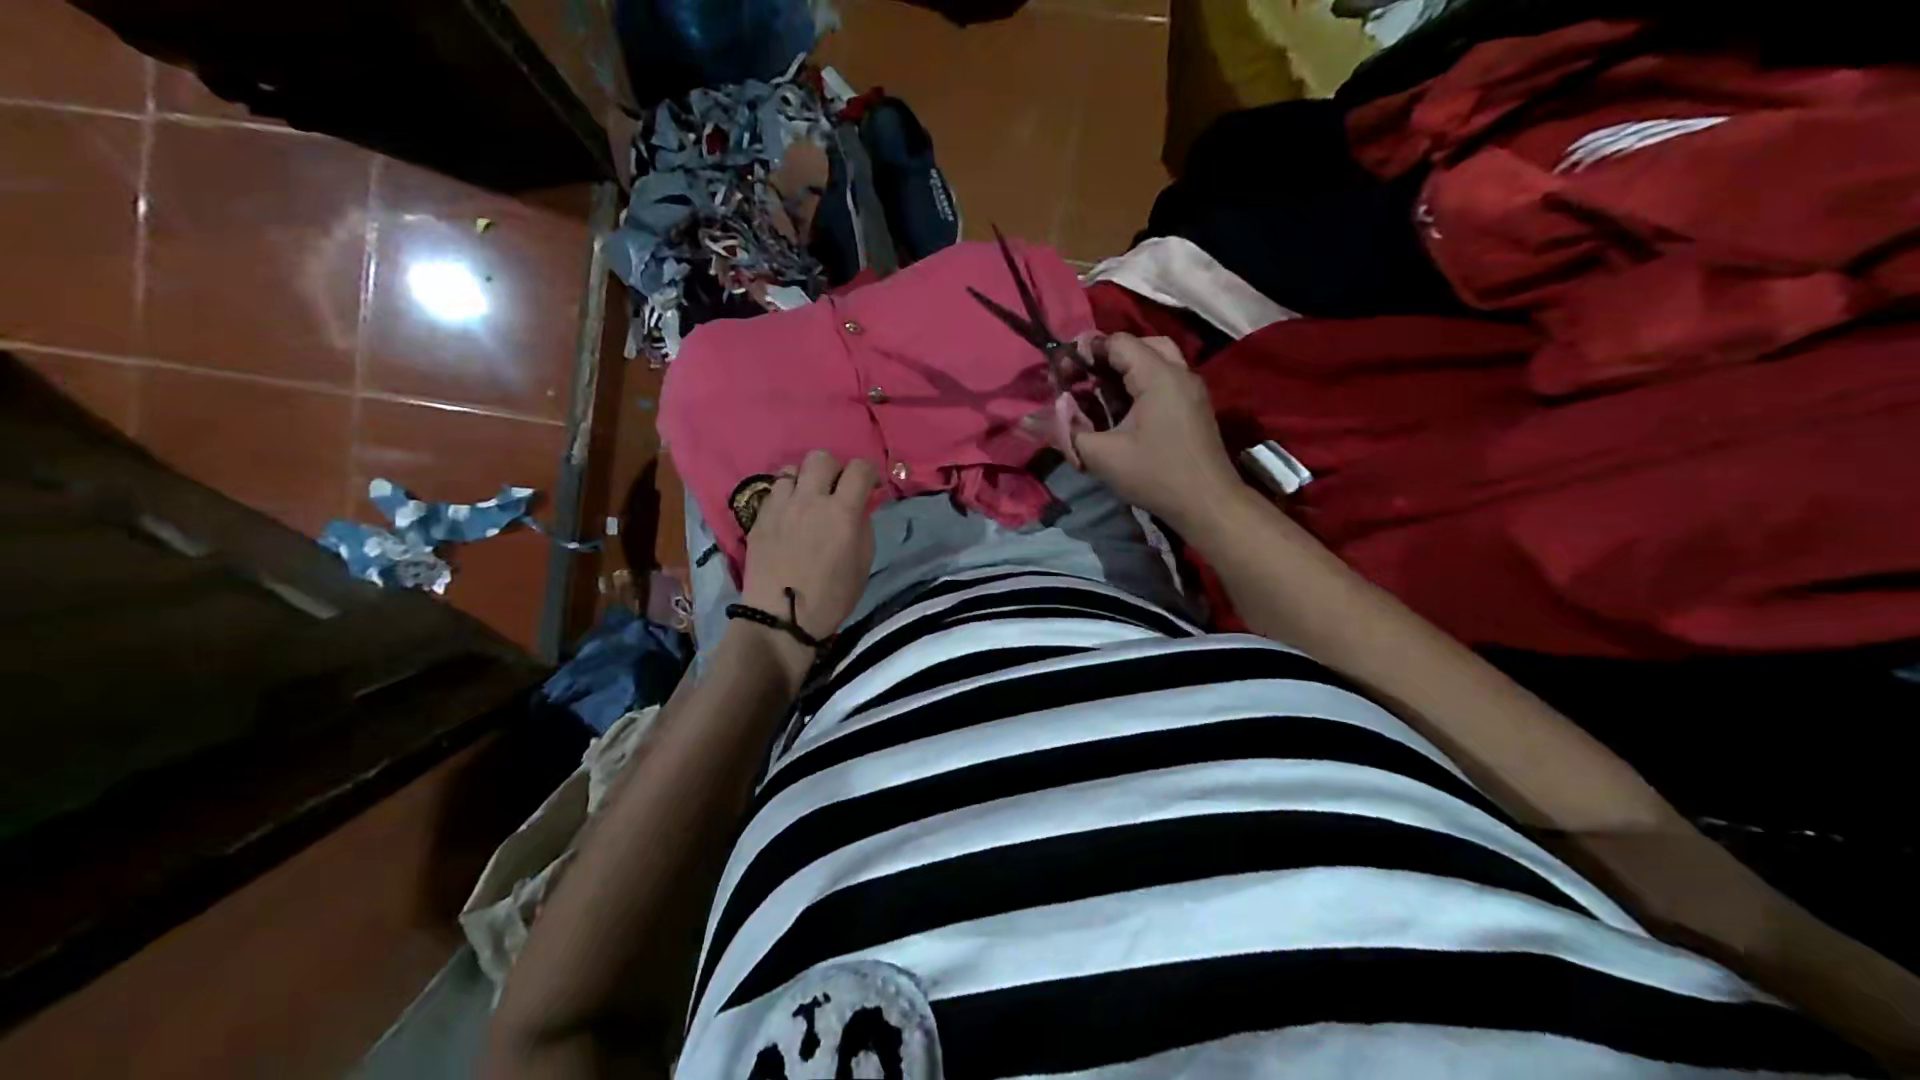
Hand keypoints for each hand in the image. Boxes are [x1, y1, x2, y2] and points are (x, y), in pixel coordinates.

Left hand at [740, 450, 877, 665]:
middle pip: (821, 457)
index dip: (868, 473)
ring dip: (805, 480)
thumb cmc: (831, 597)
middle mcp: (810, 500)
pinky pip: (774, 490)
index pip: (859, 468)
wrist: (781, 617)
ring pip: (792, 469)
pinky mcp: (759, 516)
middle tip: (836, 490)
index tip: (869, 488)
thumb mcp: (863, 563)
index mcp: (841, 512)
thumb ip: (862, 527)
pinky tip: (788, 514)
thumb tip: (857, 507)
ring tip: (807, 500)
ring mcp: (780, 506)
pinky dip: (785, 495)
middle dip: (834, 469)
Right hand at [1071, 334, 1245, 529]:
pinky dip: (1141, 382)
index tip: (1062, 371)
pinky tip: (1122, 408)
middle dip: (1107, 357)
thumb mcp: (1102, 456)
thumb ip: (1066, 432)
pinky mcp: (1194, 406)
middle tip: (1083, 378)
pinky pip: (1165, 378)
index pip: (1118, 342)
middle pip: (1140, 345)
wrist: (1208, 504)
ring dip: (1126, 369)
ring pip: (1156, 360)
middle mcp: (1179, 372)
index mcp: (1158, 376)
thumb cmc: (1155, 476)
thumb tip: (1028, 420)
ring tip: (1099, 392)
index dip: (1086, 351)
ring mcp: (1191, 389)